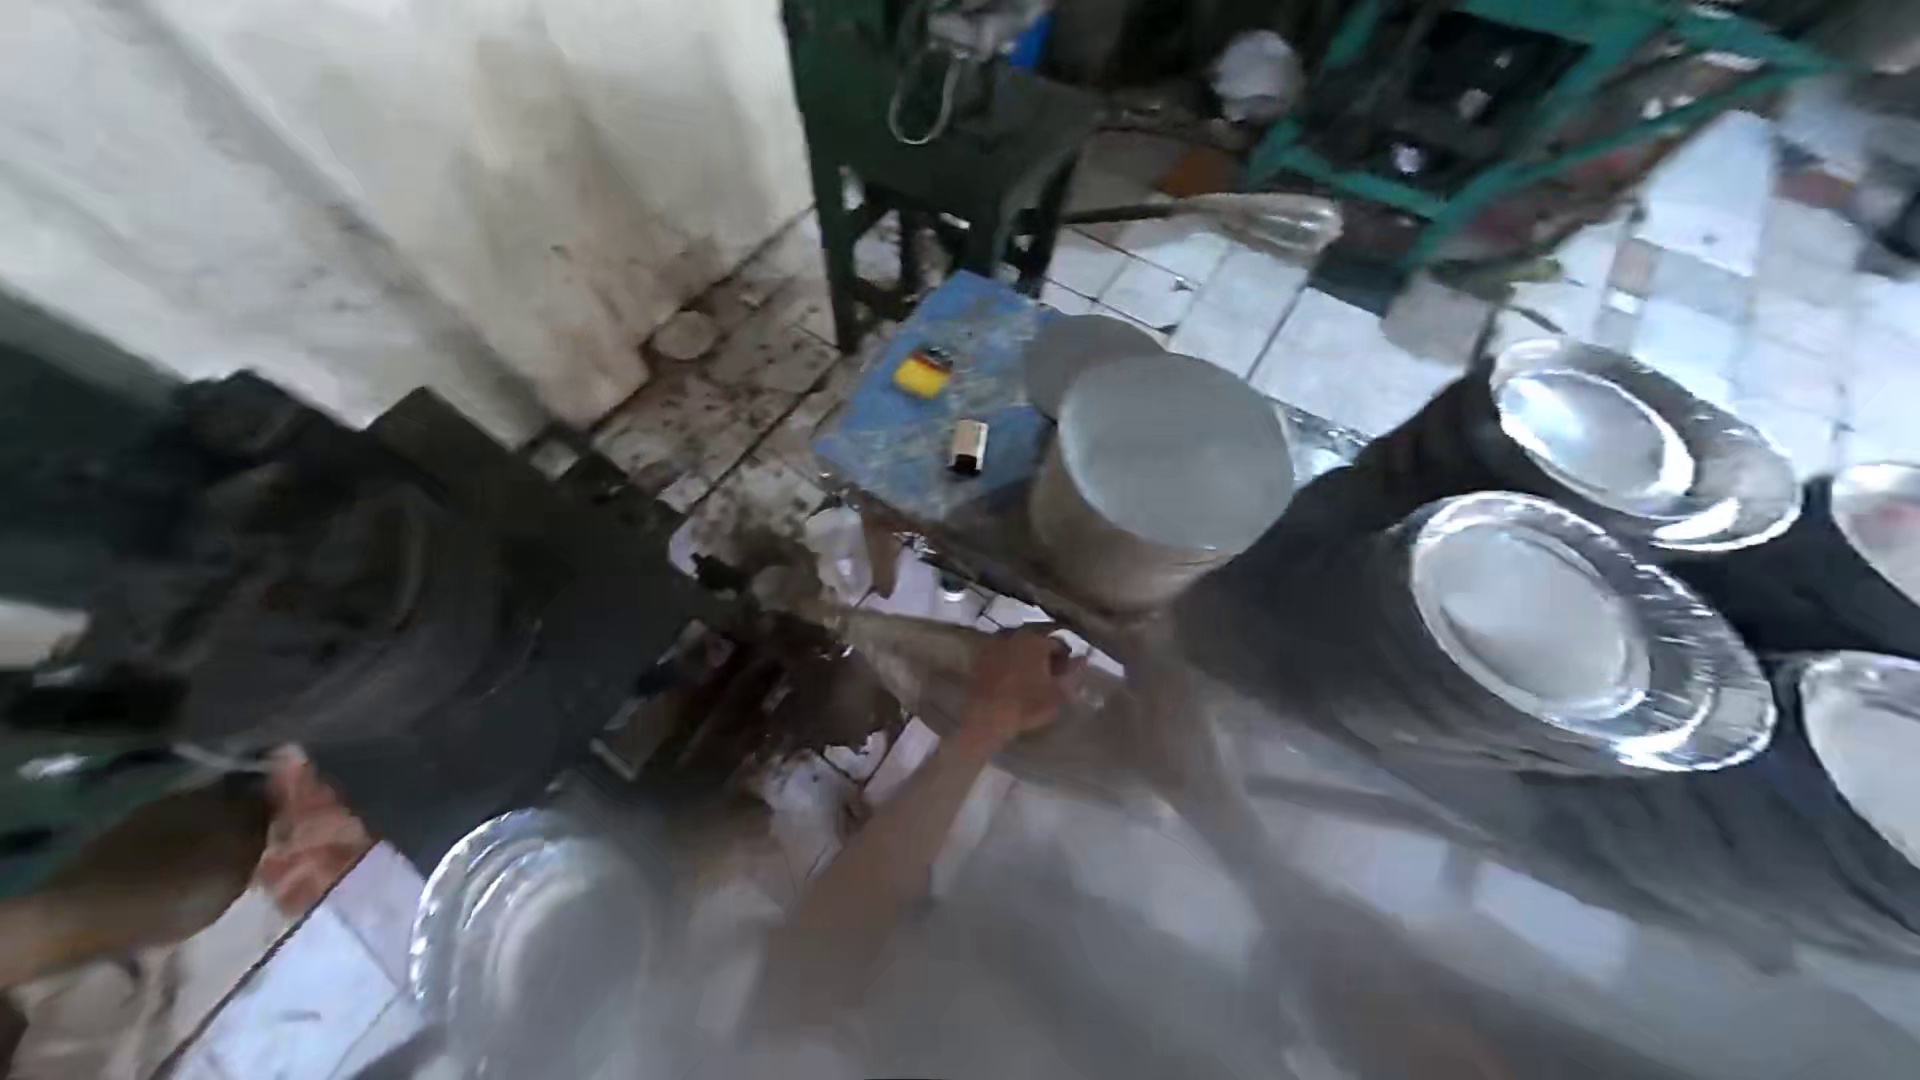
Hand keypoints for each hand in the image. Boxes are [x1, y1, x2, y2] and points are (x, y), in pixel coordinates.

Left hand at [961, 630, 1085, 748]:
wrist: (985, 717)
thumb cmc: (1027, 705)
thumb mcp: (1059, 693)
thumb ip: (1074, 673)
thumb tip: (1083, 658)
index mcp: (1035, 640)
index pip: (1059, 644)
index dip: (1065, 661)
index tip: (1064, 678)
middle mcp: (1014, 634)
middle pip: (1037, 643)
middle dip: (1044, 658)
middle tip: (1047, 680)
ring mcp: (994, 644)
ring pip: (1019, 648)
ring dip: (1026, 659)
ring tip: (1029, 681)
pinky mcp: (980, 657)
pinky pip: (1002, 655)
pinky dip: (1009, 663)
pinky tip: (1010, 681)